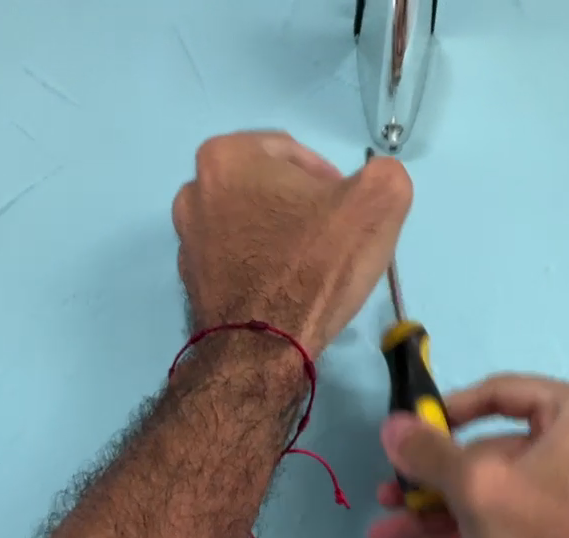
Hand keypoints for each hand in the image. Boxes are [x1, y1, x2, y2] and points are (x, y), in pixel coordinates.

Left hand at [173, 132, 412, 358]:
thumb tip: (370, 187)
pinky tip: (283, 293)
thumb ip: (383, 175)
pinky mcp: (190, 284)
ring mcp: (186, 242)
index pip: (293, 154)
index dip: (330, 181)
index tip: (348, 214)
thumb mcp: (378, 202)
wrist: (261, 352)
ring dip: (278, 239)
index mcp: (227, 156)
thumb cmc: (314, 269)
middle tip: (331, 241)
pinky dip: (258, 270)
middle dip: (300, 209)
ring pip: (248, 227)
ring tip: (309, 270)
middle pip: (265, 190)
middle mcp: (193, 192)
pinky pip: (234, 264)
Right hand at [367, 375, 568, 537]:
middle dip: (431, 477)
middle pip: (489, 450)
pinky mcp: (560, 534)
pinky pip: (502, 519)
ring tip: (385, 528)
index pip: (502, 392)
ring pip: (490, 491)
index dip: (447, 411)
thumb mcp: (478, 487)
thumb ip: (429, 453)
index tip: (409, 434)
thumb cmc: (549, 537)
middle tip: (389, 490)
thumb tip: (392, 426)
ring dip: (435, 510)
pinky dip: (458, 530)